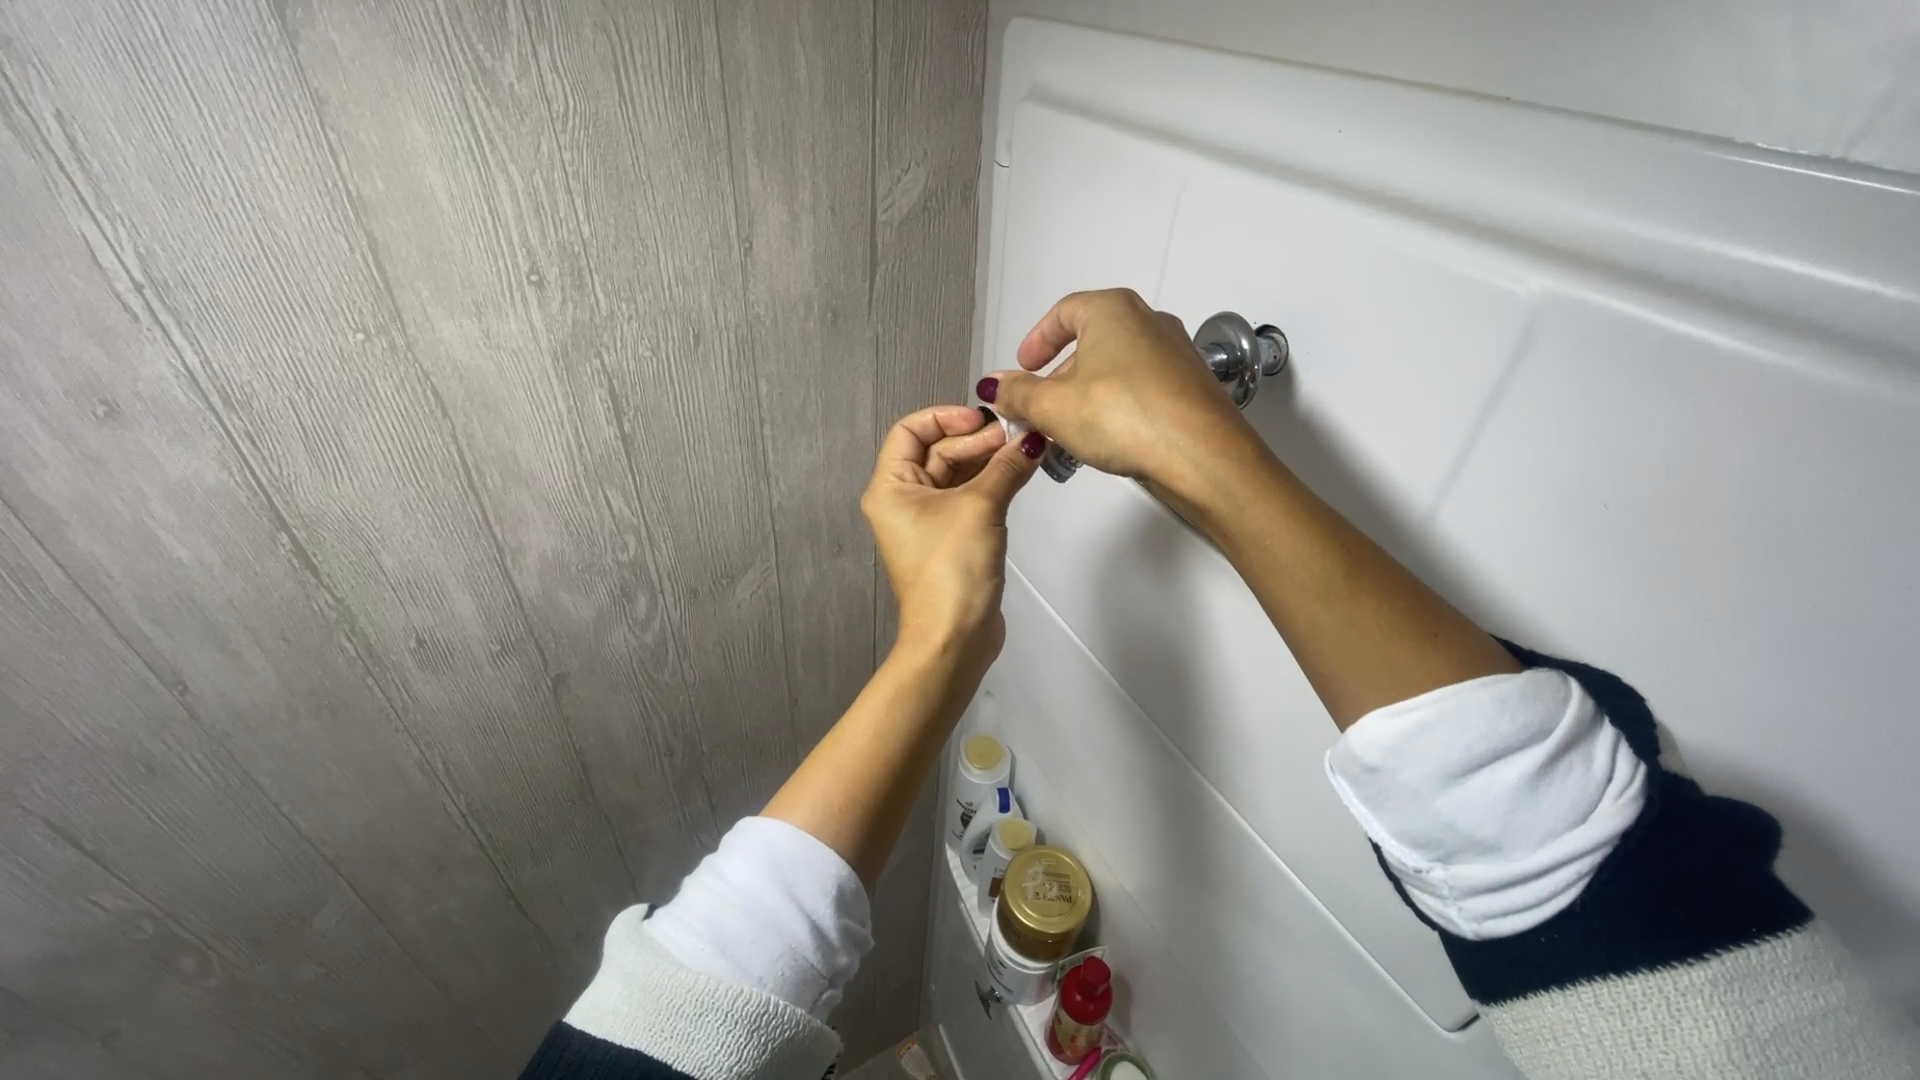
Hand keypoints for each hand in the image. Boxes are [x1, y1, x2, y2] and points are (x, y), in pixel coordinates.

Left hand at [862, 405, 1042, 670]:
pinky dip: (990, 483)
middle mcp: (903, 500)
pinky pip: (967, 498)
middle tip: (1015, 436)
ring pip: (956, 475)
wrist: (953, 637)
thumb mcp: (980, 507)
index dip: (946, 417)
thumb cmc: (952, 569)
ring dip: (987, 460)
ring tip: (1023, 451)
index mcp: (891, 487)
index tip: (983, 418)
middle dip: (976, 440)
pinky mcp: (950, 539)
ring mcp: (927, 522)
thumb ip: (1006, 467)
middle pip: (937, 451)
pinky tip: (1018, 473)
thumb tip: (1033, 438)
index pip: (910, 430)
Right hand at [978, 288, 1263, 497]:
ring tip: (1068, 432)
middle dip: (1058, 377)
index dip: (1037, 340)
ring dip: (1086, 396)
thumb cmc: (1123, 417)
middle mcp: (1149, 322)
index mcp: (1113, 310)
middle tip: (1039, 409)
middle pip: (1091, 342)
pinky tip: (1106, 440)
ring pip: (1116, 369)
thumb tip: (995, 385)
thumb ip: (1018, 394)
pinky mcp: (1191, 389)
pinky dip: (1116, 407)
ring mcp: (1175, 355)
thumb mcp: (1053, 407)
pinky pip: (1141, 390)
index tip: (1022, 368)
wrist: (1202, 456)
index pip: (1064, 312)